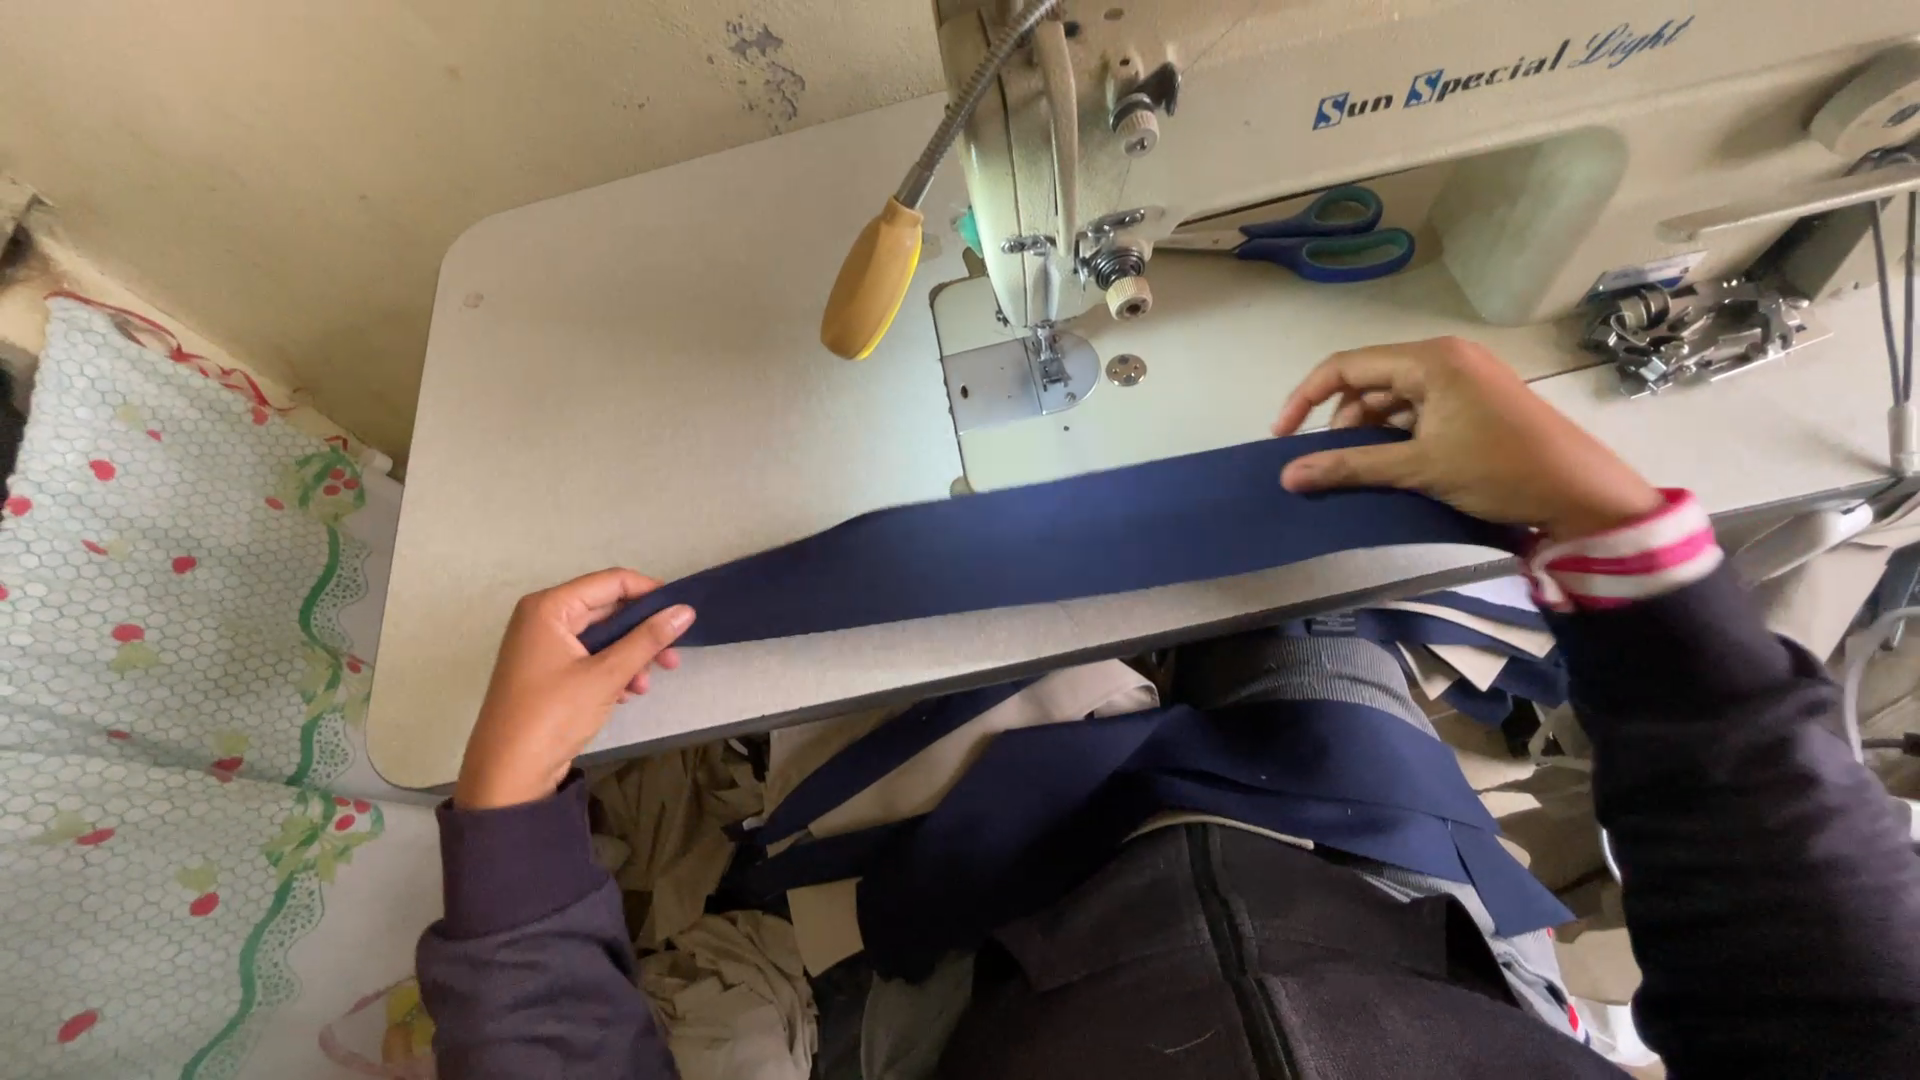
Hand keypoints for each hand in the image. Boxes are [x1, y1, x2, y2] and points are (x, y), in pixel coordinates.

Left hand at [455, 569, 694, 809]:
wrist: (508, 774)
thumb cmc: (553, 715)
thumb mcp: (607, 675)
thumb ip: (648, 639)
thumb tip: (685, 610)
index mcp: (549, 608)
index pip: (612, 582)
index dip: (650, 593)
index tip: (682, 614)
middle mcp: (544, 618)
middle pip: (608, 609)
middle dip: (643, 632)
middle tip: (672, 656)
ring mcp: (544, 644)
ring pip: (604, 635)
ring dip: (631, 655)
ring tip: (647, 683)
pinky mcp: (549, 669)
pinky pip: (591, 655)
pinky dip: (613, 669)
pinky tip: (627, 692)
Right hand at [1271, 337, 1662, 540]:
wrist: (1583, 493)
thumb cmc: (1500, 470)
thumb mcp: (1418, 468)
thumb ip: (1348, 467)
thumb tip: (1287, 476)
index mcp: (1430, 360)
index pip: (1346, 366)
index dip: (1305, 398)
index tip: (1282, 436)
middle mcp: (1443, 358)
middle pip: (1366, 382)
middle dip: (1340, 422)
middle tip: (1331, 464)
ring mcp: (1461, 378)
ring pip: (1389, 399)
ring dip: (1367, 432)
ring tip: (1364, 469)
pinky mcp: (1471, 400)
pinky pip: (1414, 410)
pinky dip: (1394, 435)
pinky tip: (1392, 464)